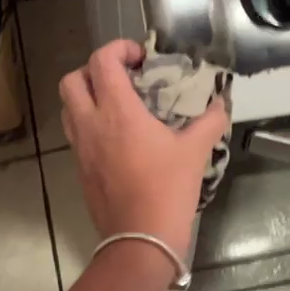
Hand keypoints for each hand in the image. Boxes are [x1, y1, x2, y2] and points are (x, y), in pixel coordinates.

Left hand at [60, 40, 230, 265]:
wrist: (140, 241)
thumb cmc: (167, 190)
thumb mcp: (195, 152)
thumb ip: (209, 121)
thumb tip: (221, 103)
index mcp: (117, 112)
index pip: (102, 61)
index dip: (119, 49)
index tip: (142, 60)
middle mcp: (90, 124)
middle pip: (72, 79)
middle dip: (93, 70)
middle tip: (122, 78)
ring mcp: (80, 148)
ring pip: (68, 106)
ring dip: (87, 96)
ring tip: (117, 104)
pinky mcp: (79, 168)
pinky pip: (75, 132)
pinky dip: (89, 122)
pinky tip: (117, 137)